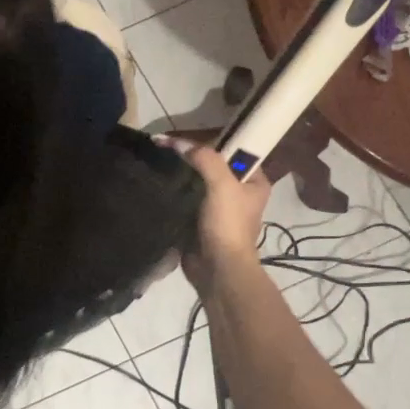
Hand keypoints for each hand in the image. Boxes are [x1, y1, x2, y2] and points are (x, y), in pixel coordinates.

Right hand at [162, 136, 270, 289]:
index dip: (209, 143)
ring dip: (178, 178)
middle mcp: (237, 194)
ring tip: (154, 166)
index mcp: (254, 182)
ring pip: (195, 185)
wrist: (217, 268)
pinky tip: (155, 187)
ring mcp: (216, 210)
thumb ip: (203, 159)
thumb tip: (174, 141)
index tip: (181, 140)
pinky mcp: (197, 222)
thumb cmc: (228, 224)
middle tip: (162, 152)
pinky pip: (183, 201)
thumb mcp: (222, 185)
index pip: (232, 153)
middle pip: (211, 168)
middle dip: (189, 161)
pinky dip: (171, 195)